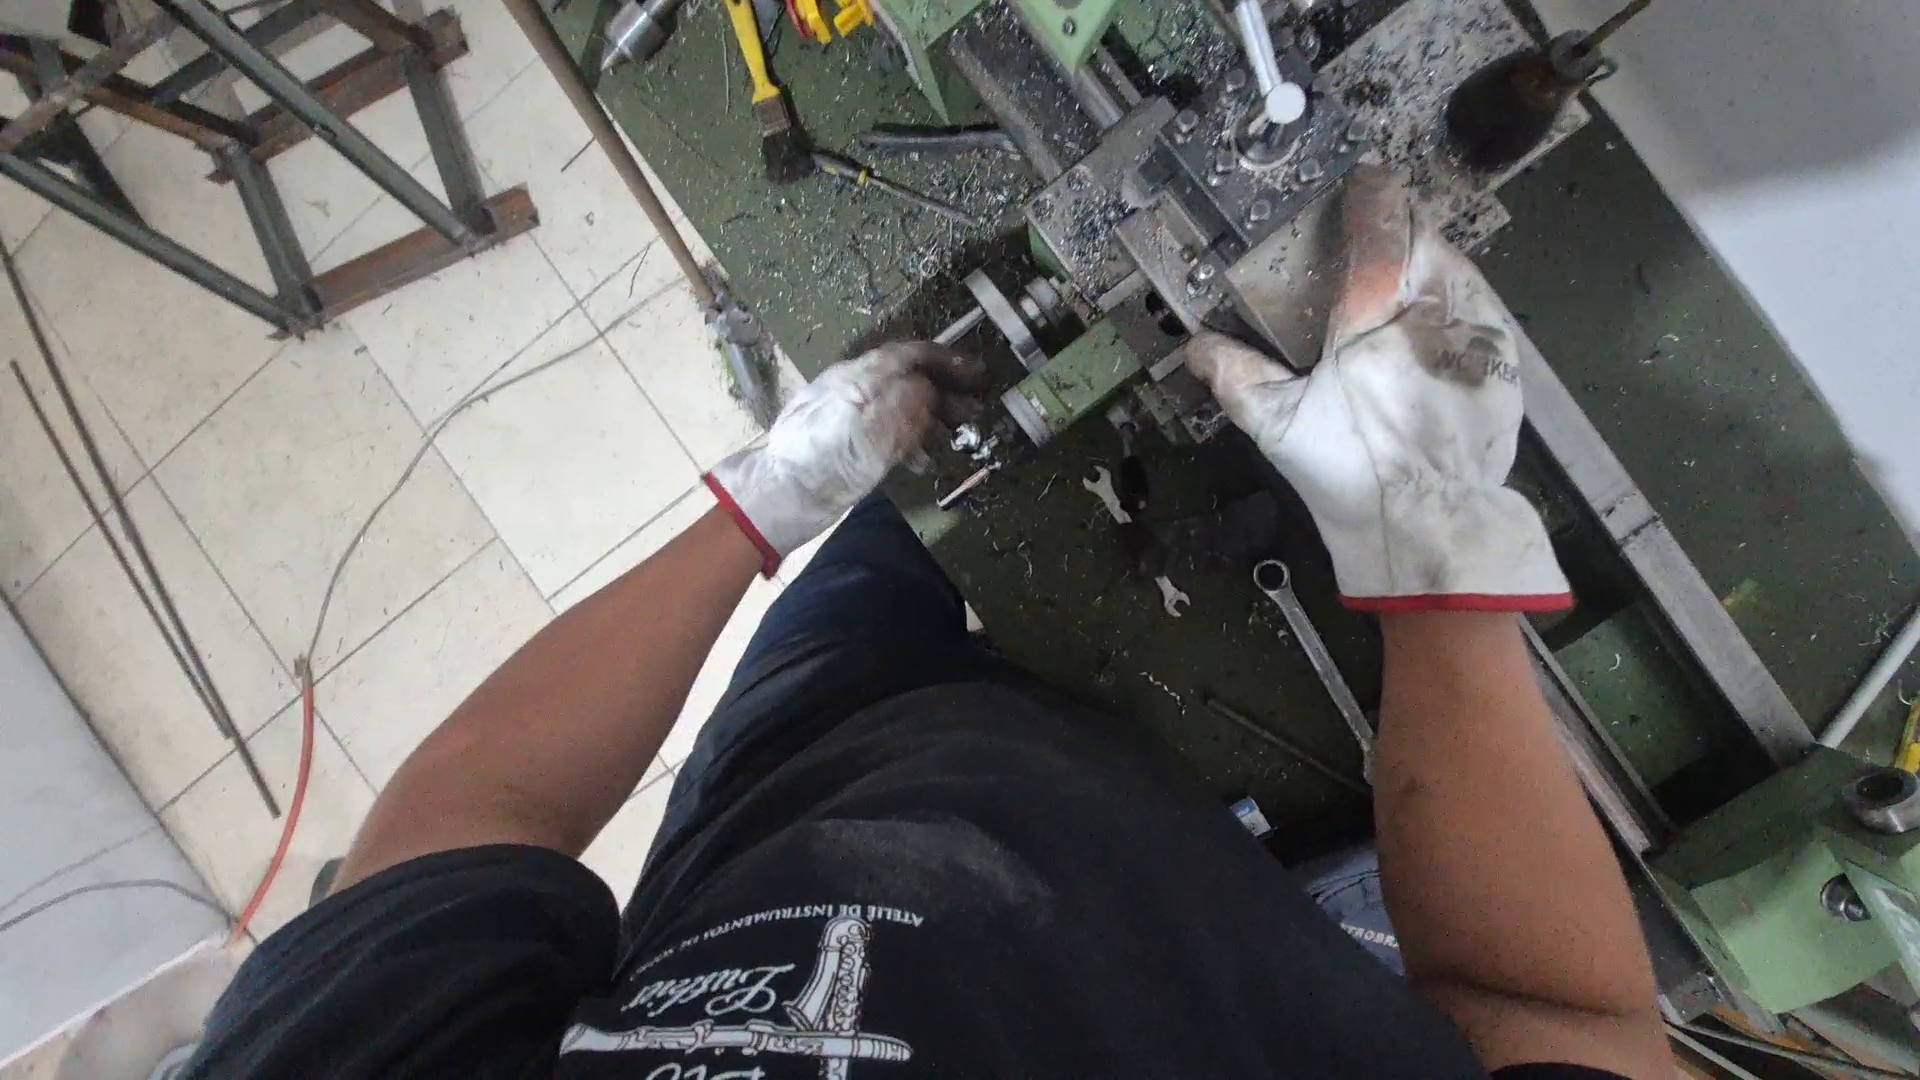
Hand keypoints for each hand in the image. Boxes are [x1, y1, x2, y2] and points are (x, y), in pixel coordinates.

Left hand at [706, 342, 985, 574]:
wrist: (779, 497)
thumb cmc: (822, 459)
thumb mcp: (868, 426)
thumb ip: (903, 403)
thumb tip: (930, 390)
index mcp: (859, 377)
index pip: (909, 354)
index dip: (945, 360)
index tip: (976, 373)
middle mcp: (855, 389)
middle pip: (907, 378)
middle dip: (943, 392)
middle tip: (973, 412)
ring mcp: (849, 416)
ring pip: (900, 405)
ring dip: (932, 417)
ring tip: (957, 435)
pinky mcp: (846, 444)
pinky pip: (888, 432)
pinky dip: (911, 441)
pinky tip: (923, 461)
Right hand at [1186, 168, 1568, 611]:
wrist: (1426, 522)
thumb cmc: (1346, 472)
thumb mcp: (1278, 428)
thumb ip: (1235, 377)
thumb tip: (1195, 345)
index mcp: (1370, 327)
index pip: (1376, 237)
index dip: (1369, 199)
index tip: (1363, 181)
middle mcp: (1432, 317)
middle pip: (1425, 241)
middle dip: (1401, 229)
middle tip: (1376, 238)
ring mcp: (1476, 337)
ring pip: (1458, 269)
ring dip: (1429, 261)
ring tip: (1401, 280)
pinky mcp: (1504, 361)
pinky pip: (1480, 306)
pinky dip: (1454, 299)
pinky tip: (1431, 326)